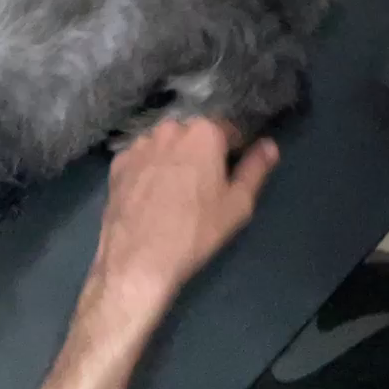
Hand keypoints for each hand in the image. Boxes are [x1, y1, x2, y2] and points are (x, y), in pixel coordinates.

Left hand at [87, 118, 279, 322]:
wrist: (137, 261)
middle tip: (203, 186)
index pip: (227, 130)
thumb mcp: (238, 204)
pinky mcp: (118, 163)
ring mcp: (140, 144)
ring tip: (174, 192)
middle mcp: (170, 128)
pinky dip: (148, 170)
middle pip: (194, 135)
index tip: (230, 174)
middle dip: (201, 152)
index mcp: (204, 132)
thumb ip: (256, 168)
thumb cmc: (196, 231)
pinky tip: (150, 196)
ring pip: (166, 144)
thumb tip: (270, 145)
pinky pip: (142, 159)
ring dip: (173, 158)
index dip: (233, 151)